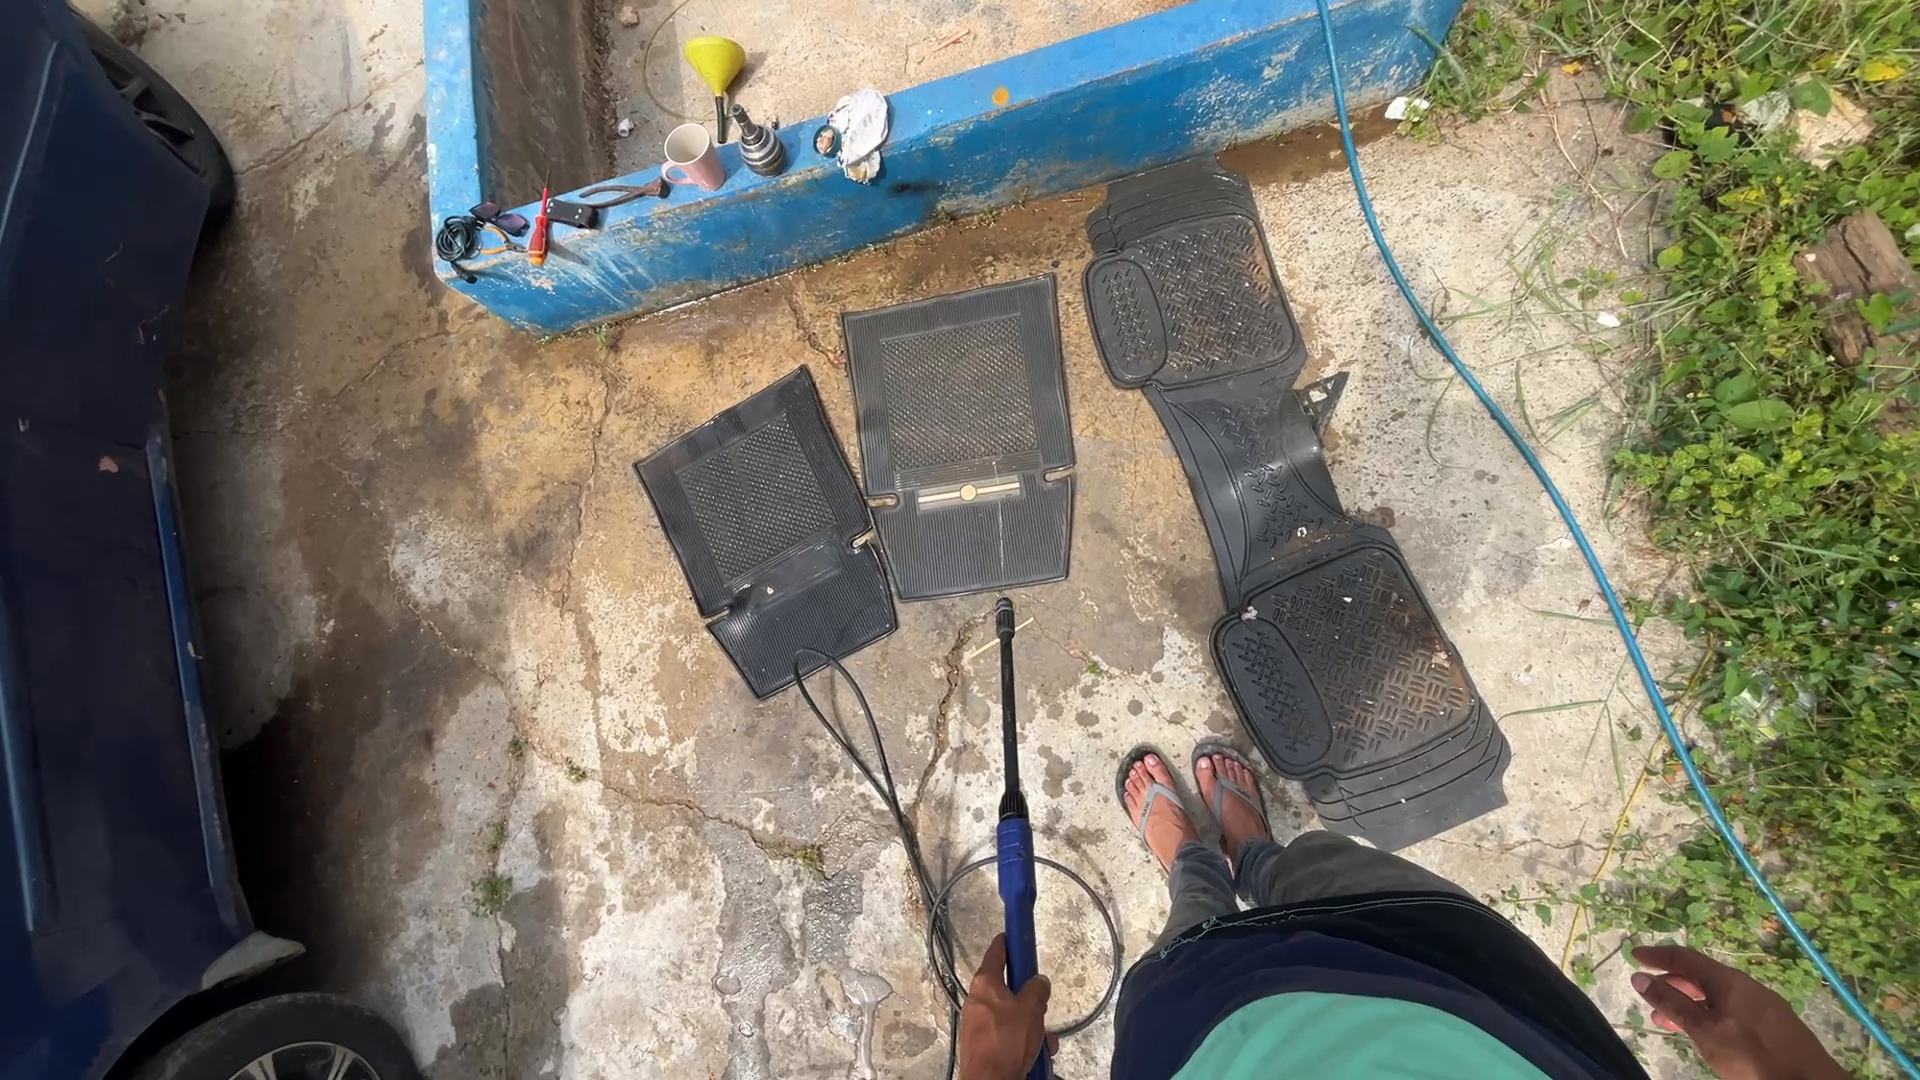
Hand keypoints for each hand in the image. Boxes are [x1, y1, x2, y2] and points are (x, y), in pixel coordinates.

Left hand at [957, 934, 1054, 1079]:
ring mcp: (976, 1022)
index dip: (1008, 942)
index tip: (1016, 936)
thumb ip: (1037, 989)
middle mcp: (976, 998)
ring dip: (1029, 1023)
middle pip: (1006, 987)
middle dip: (1028, 997)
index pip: (996, 951)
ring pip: (1008, 1014)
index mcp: (985, 982)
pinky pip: (1004, 1034)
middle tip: (1042, 1006)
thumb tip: (1039, 981)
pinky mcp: (980, 1044)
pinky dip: (1020, 1039)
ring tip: (1046, 1039)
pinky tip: (1036, 1052)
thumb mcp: (1031, 1009)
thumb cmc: (1007, 1039)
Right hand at [1629, 944, 1850, 1079]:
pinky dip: (1712, 1014)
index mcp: (1729, 981)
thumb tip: (1639, 977)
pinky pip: (1735, 1011)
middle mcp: (1748, 987)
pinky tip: (1708, 1033)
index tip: (1634, 956)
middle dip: (1672, 984)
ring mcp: (1768, 1009)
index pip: (1684, 957)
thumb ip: (1670, 1002)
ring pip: (1718, 997)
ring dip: (1691, 1004)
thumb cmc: (1753, 1056)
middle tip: (1651, 996)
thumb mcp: (1703, 1030)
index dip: (1656, 955)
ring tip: (1673, 1023)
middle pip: (1701, 976)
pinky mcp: (1780, 1029)